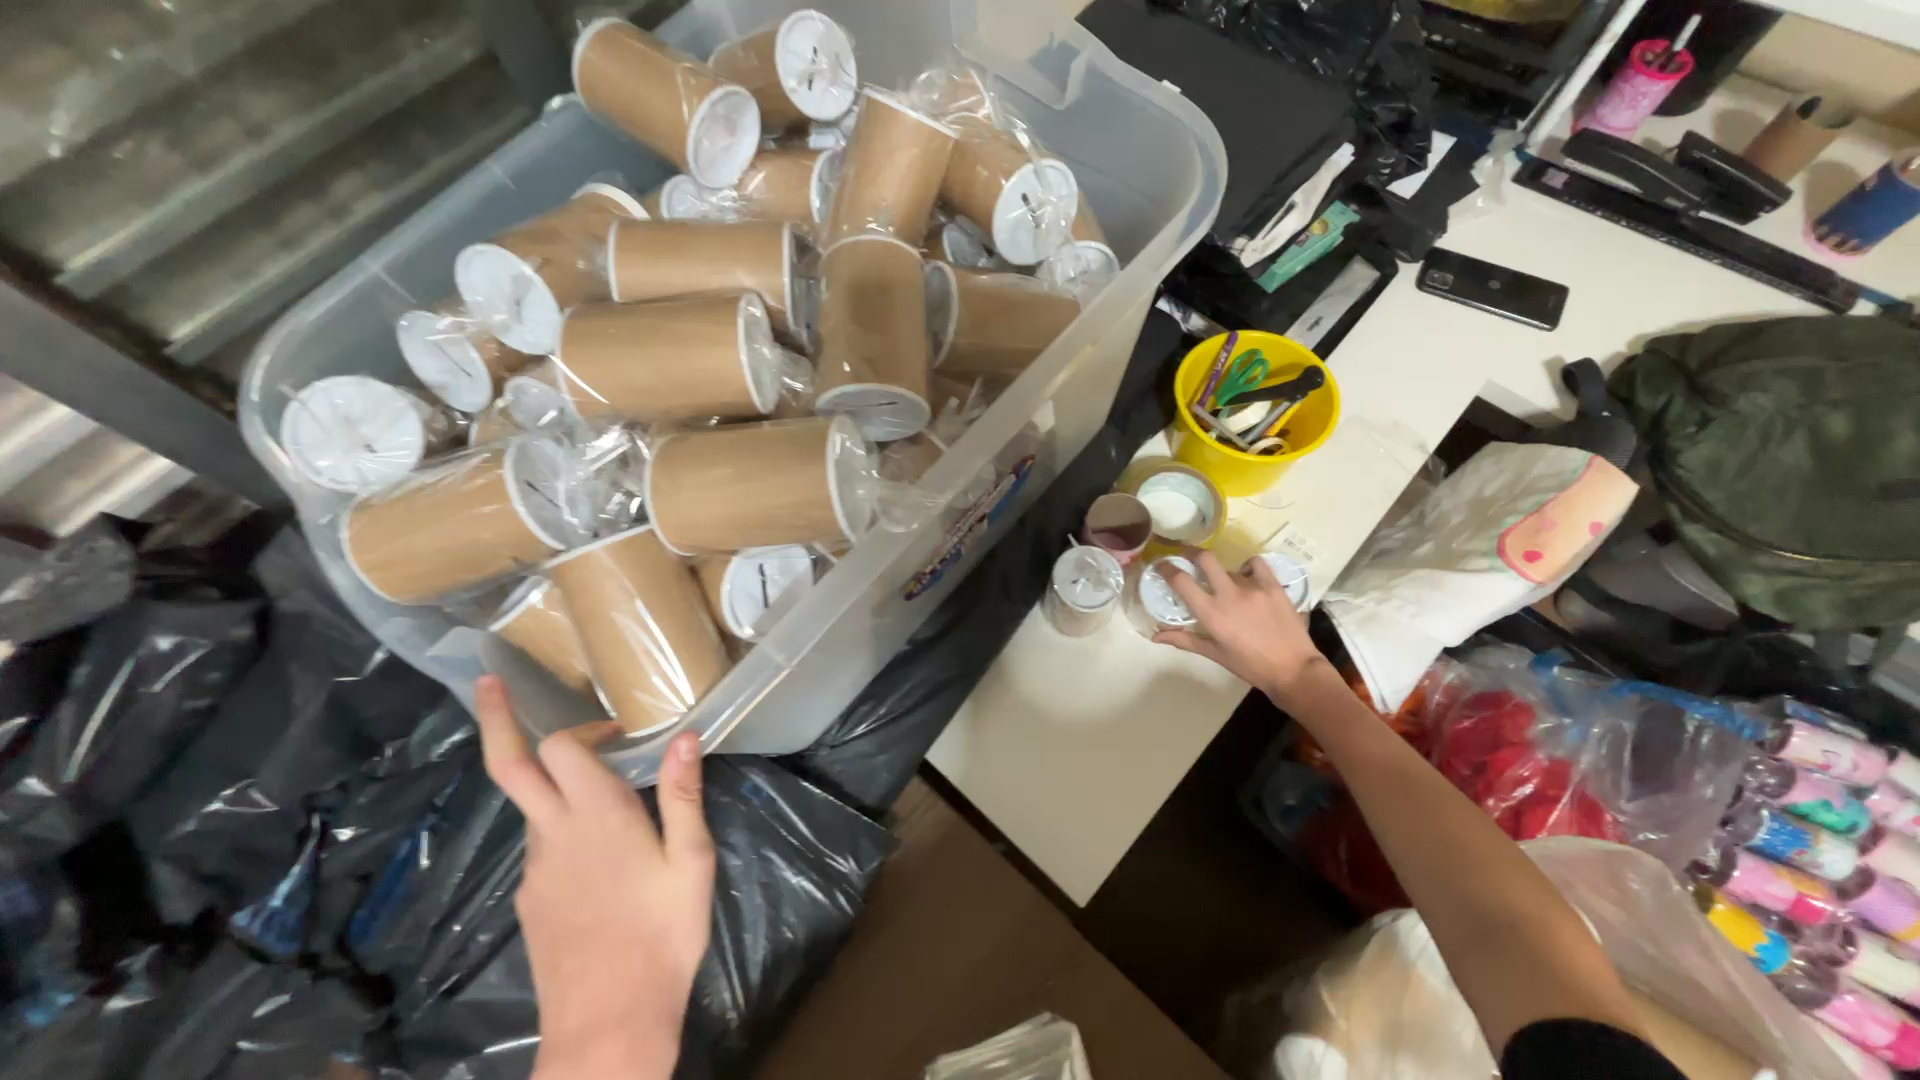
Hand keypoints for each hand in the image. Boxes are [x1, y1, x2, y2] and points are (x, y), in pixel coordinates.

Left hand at [474, 675, 713, 1079]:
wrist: (608, 1020)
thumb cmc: (662, 934)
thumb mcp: (691, 861)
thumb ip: (682, 795)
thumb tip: (686, 735)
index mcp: (596, 815)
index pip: (562, 747)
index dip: (583, 729)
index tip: (619, 734)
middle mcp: (553, 833)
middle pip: (510, 766)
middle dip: (496, 720)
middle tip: (488, 681)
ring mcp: (533, 870)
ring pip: (531, 809)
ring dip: (554, 787)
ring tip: (604, 800)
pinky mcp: (530, 901)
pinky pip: (542, 849)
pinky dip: (562, 832)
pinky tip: (603, 865)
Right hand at [1153, 550, 1331, 701]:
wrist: (1293, 669)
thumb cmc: (1250, 666)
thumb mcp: (1215, 654)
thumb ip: (1185, 640)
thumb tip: (1156, 636)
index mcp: (1211, 613)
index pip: (1181, 580)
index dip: (1167, 568)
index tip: (1162, 565)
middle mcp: (1229, 595)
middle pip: (1205, 558)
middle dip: (1191, 553)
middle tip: (1186, 556)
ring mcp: (1253, 587)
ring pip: (1230, 568)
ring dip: (1223, 575)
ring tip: (1228, 589)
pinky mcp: (1273, 585)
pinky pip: (1256, 564)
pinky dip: (1248, 567)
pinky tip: (1248, 577)